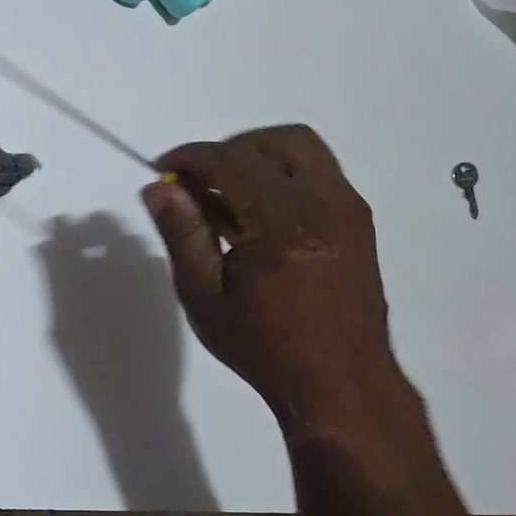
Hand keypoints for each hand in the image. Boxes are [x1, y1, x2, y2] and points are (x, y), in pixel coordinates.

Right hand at [143, 125, 404, 431]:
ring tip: (215, 200)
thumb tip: (159, 189)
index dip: (191, 157)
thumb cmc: (258, 342)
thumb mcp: (202, 292)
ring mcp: (349, 211)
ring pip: (303, 155)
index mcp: (283, 223)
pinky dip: (277, 180)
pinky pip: (316, 178)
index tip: (159, 170)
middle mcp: (326, 205)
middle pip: (281, 140)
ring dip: (255, 162)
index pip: (235, 162)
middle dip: (230, 149)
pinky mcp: (357, 223)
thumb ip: (182, 234)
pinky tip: (246, 218)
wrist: (335, 375)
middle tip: (192, 181)